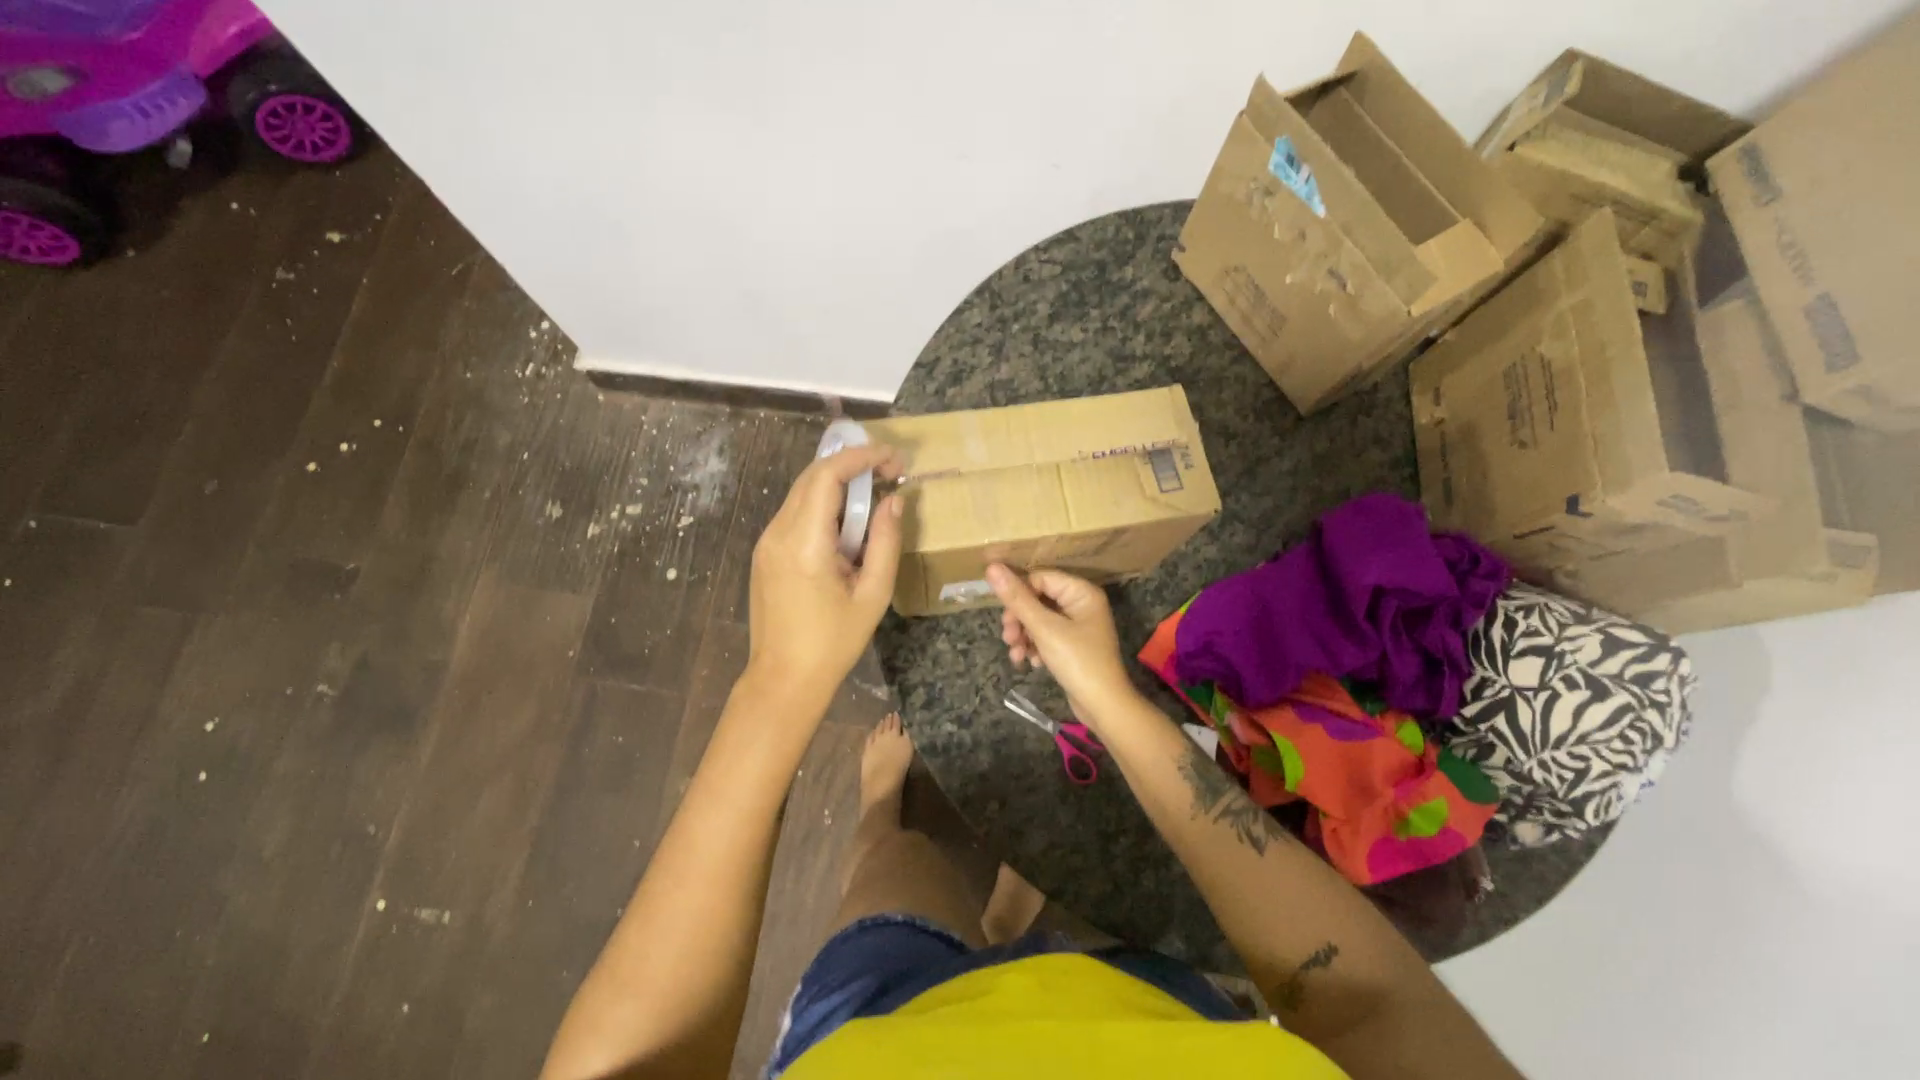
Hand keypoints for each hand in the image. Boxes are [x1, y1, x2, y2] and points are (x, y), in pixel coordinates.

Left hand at [746, 444, 903, 702]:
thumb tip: (894, 501)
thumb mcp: (873, 595)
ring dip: (837, 483)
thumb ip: (886, 543)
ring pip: (801, 492)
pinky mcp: (765, 553)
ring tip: (874, 494)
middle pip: (811, 476)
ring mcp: (766, 542)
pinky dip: (823, 504)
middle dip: (851, 464)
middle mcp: (778, 534)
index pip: (827, 476)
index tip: (893, 458)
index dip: (861, 457)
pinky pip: (794, 513)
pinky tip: (848, 522)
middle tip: (889, 470)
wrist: (784, 678)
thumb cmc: (833, 642)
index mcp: (804, 543)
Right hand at [987, 564, 1137, 723]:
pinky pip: (1047, 636)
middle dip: (1019, 620)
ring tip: (1017, 655)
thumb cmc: (1077, 661)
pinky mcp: (1073, 645)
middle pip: (1038, 599)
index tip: (1005, 617)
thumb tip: (992, 567)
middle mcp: (1082, 604)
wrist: (1102, 705)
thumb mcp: (1044, 628)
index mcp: (1081, 592)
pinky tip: (1031, 663)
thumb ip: (1017, 599)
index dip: (1019, 594)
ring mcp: (1078, 626)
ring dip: (1024, 636)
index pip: (1040, 578)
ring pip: (1039, 620)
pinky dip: (1035, 647)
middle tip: (1008, 638)